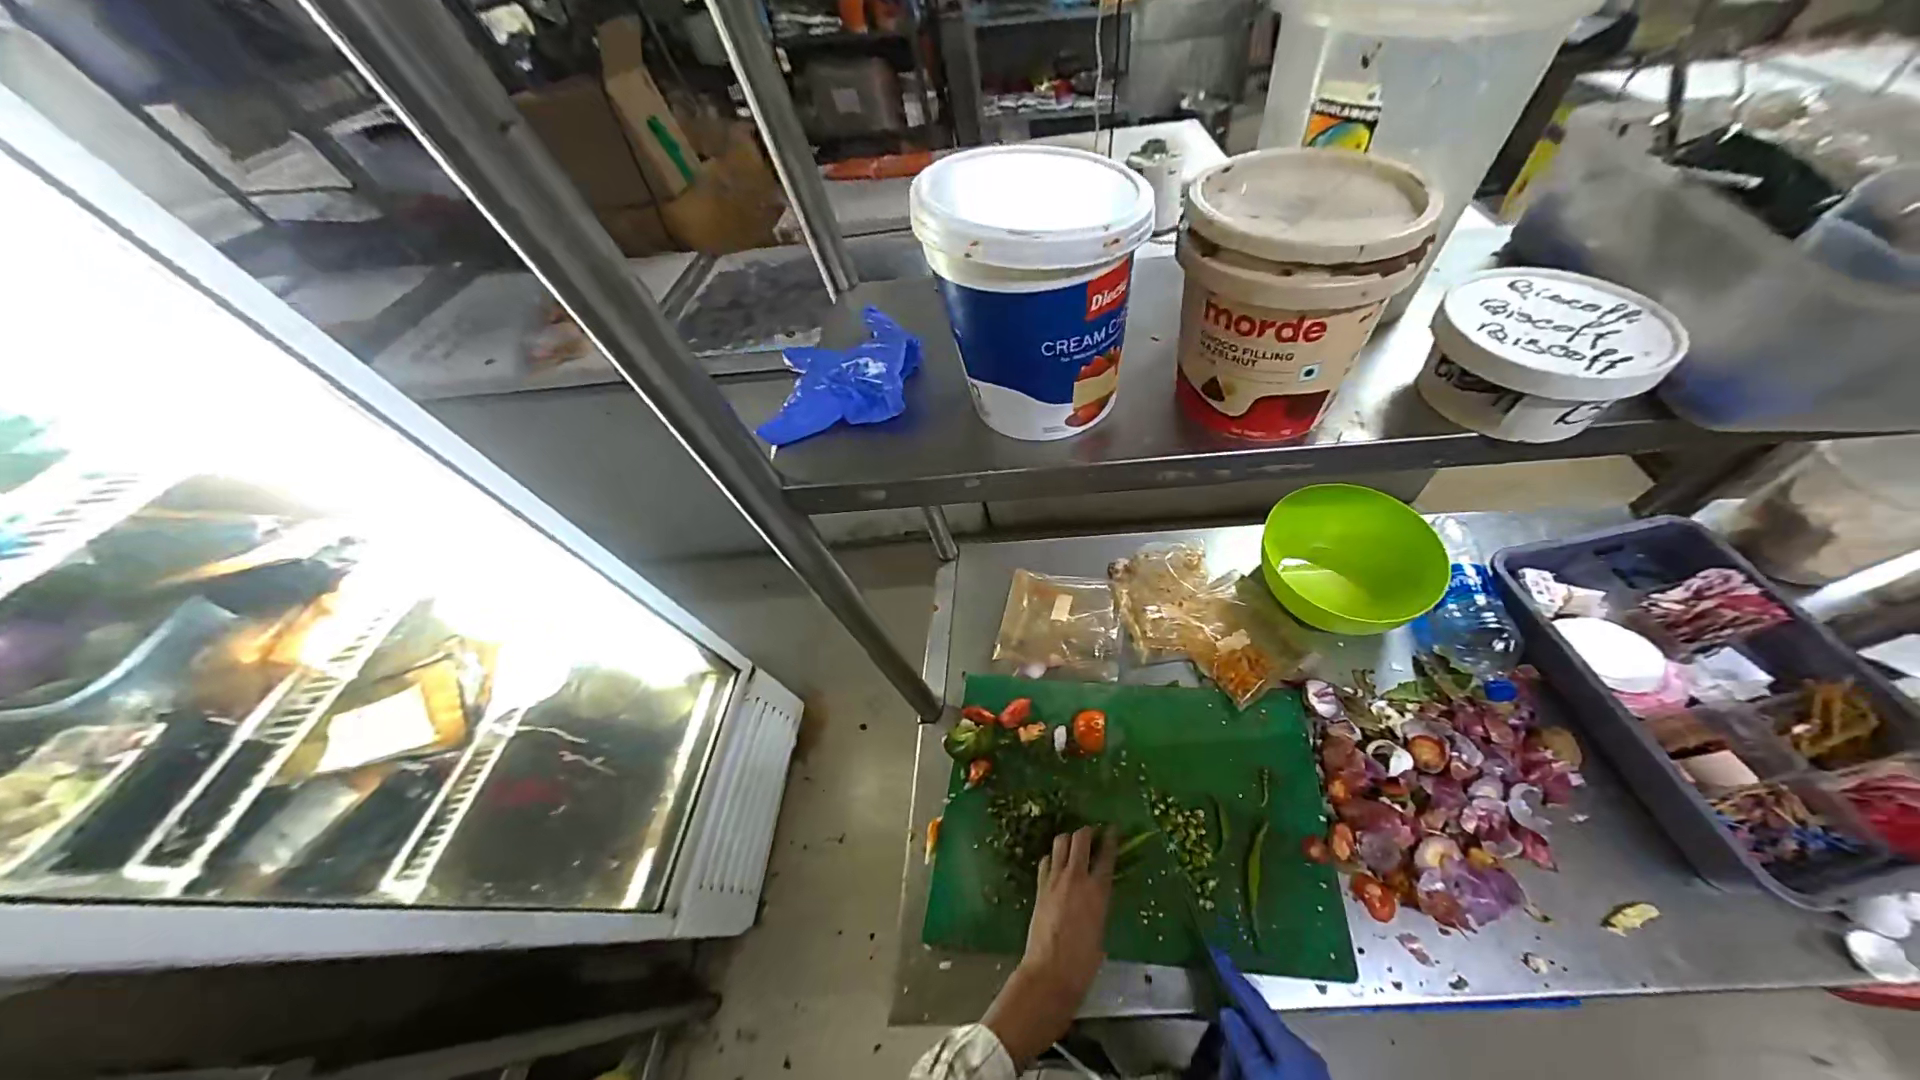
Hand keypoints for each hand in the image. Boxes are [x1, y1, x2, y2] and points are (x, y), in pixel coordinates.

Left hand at [981, 826, 1116, 1064]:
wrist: (1051, 971)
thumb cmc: (1084, 961)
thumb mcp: (1101, 929)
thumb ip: (1099, 906)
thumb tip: (1095, 898)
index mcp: (1098, 891)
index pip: (1107, 855)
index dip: (1110, 838)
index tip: (1112, 829)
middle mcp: (1077, 878)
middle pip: (1080, 838)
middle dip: (1086, 831)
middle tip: (1091, 832)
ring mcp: (1055, 879)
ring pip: (1060, 842)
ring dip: (1068, 839)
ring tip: (1073, 844)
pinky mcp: (1039, 886)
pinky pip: (1046, 861)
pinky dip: (1052, 857)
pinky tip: (1055, 864)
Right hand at [1211, 948, 1328, 1079]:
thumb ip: (1245, 1046)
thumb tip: (1229, 1012)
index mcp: (1290, 1045)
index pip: (1255, 1002)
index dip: (1233, 976)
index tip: (1216, 950)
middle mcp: (1301, 1051)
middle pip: (1258, 1028)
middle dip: (1235, 1037)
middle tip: (1223, 1065)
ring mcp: (1306, 1070)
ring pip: (1264, 1050)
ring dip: (1243, 1060)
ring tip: (1234, 1076)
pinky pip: (1272, 1067)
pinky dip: (1255, 1070)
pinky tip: (1246, 1077)